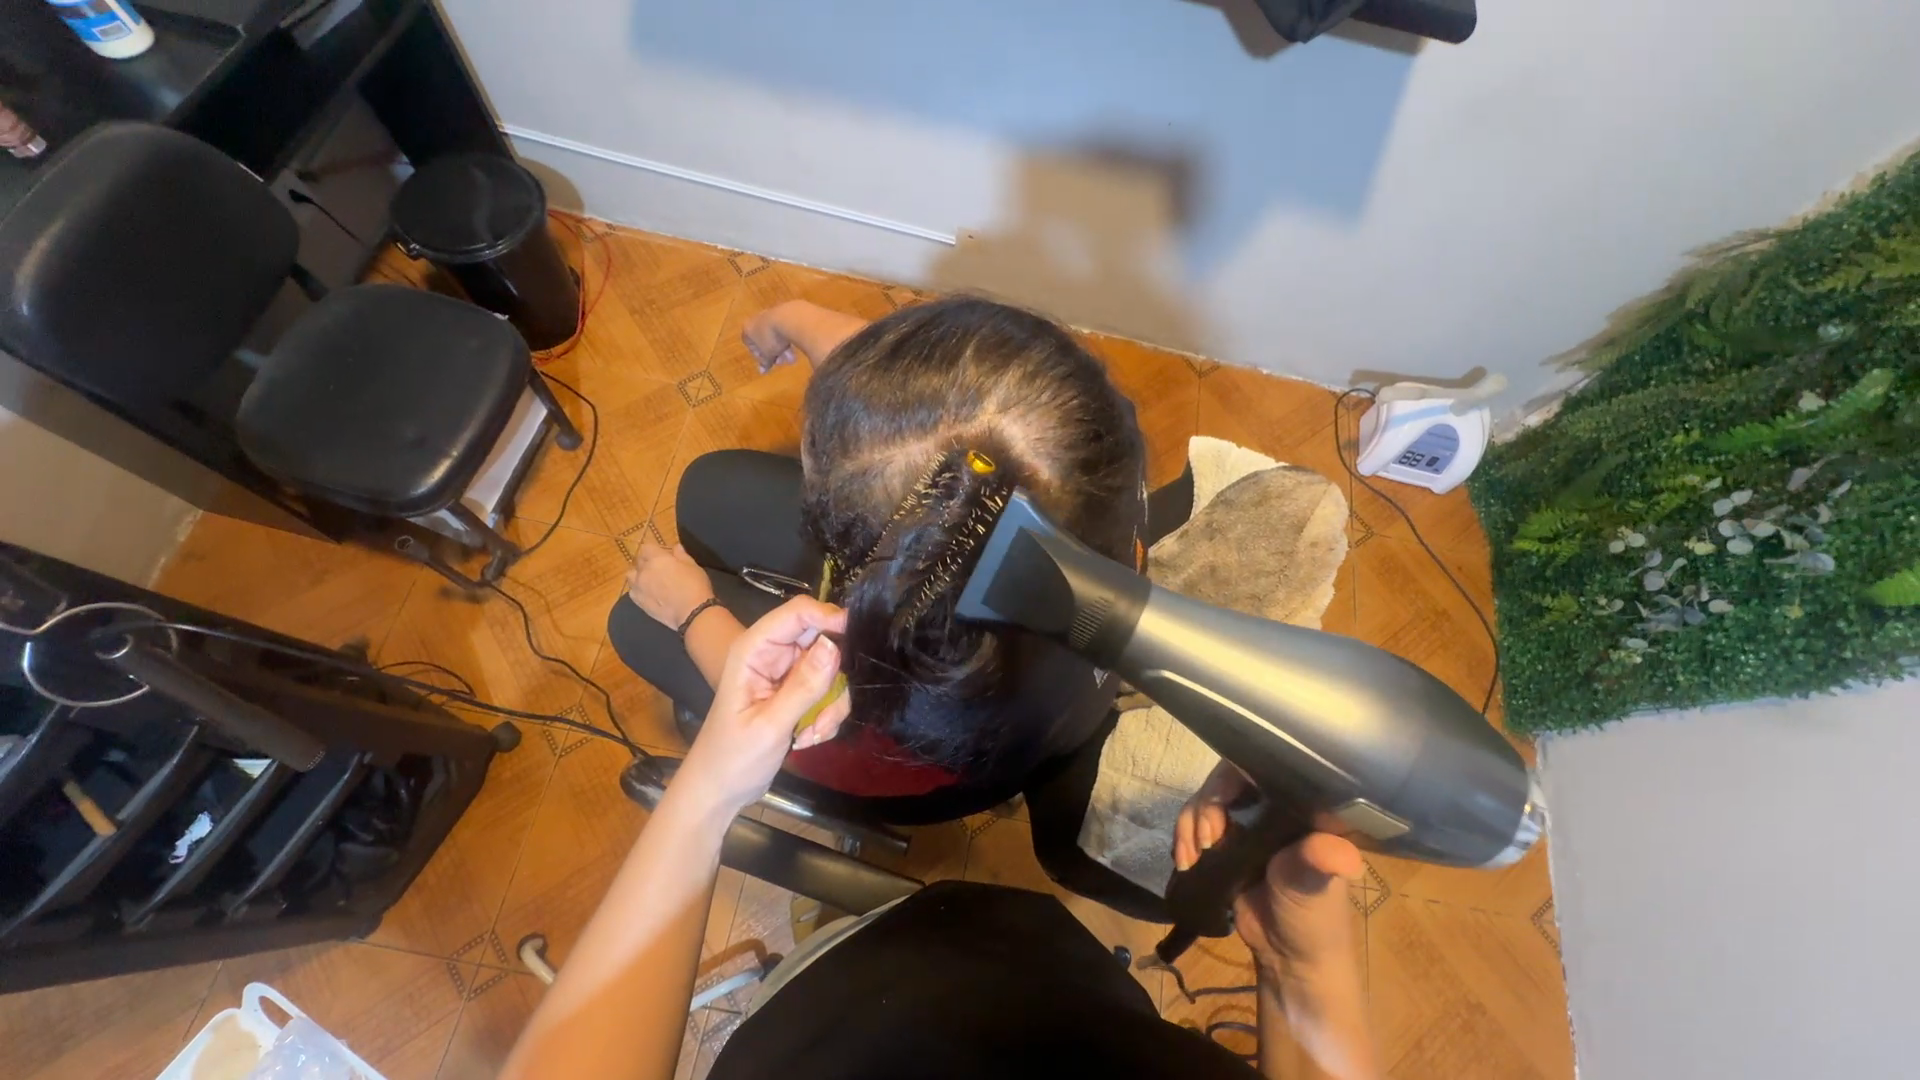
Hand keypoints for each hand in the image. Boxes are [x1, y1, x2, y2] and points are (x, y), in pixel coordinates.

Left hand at [627, 543, 715, 628]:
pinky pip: (632, 591)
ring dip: (638, 574)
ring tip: (649, 580)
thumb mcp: (693, 566)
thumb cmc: (695, 585)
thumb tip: (675, 547)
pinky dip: (638, 589)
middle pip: (638, 561)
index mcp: (657, 559)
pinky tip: (648, 593)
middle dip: (646, 561)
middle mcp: (644, 571)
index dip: (654, 550)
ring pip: (631, 575)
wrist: (692, 613)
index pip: (647, 547)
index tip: (664, 554)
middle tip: (659, 567)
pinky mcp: (638, 601)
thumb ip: (681, 555)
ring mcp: (639, 587)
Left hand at [674, 597, 850, 814]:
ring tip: (812, 734)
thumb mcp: (769, 725)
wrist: (720, 791)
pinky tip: (808, 738)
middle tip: (829, 710)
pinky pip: (830, 691)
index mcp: (755, 649)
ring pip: (832, 669)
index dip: (831, 617)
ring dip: (831, 704)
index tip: (857, 643)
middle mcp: (774, 653)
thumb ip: (804, 686)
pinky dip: (828, 715)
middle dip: (834, 675)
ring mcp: (789, 673)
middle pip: (823, 639)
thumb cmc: (732, 758)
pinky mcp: (800, 692)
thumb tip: (836, 646)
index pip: (799, 612)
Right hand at [742, 307, 796, 371]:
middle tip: (782, 361)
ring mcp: (771, 313)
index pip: (749, 344)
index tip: (768, 363)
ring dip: (783, 348)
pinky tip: (798, 346)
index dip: (759, 355)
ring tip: (792, 358)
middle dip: (774, 353)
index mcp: (748, 328)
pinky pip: (785, 328)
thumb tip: (762, 371)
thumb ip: (764, 362)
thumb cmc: (772, 338)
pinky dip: (789, 338)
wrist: (790, 318)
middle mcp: (757, 319)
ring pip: (776, 334)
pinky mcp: (786, 311)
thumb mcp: (767, 354)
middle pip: (764, 339)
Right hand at [1174, 762, 1362, 982]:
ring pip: (1203, 801)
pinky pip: (1193, 825)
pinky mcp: (1223, 843)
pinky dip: (1184, 838)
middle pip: (1224, 781)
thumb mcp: (1316, 885)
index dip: (1233, 776)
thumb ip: (1318, 861)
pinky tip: (1185, 861)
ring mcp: (1244, 823)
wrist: (1291, 959)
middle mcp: (1270, 806)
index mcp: (1299, 804)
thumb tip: (1340, 853)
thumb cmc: (1316, 917)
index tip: (1220, 803)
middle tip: (1207, 840)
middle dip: (1205, 806)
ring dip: (1189, 824)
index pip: (1260, 765)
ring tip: (1192, 858)